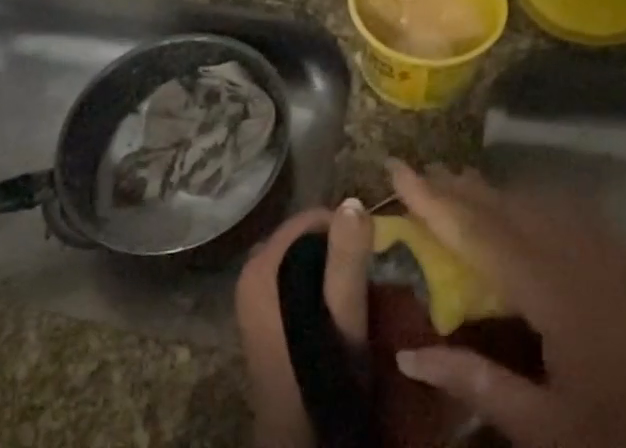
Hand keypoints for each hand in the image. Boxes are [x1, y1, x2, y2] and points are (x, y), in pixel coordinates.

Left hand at [235, 199, 372, 447]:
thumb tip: (353, 200)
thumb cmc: (325, 369)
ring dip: (328, 267)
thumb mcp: (345, 311)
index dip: (346, 227)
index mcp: (263, 264)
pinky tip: (335, 306)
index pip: (310, 218)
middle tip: (370, 271)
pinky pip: (290, 281)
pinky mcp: (257, 317)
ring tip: (358, 287)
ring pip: (298, 260)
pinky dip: (314, 284)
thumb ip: (347, 257)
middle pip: (302, 238)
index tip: (375, 249)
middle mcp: (249, 271)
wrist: (299, 434)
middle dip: (337, 247)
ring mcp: (250, 296)